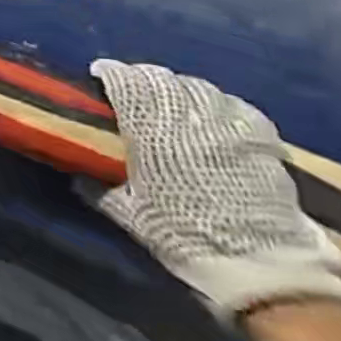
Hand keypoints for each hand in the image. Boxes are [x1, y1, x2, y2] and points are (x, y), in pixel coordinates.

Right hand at [90, 60, 340, 322]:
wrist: (260, 267)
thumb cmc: (183, 235)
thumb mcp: (129, 211)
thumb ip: (100, 185)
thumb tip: (78, 173)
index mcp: (151, 136)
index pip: (127, 85)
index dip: (111, 73)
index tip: (100, 74)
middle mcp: (189, 124)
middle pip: (164, 80)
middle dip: (143, 76)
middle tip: (132, 84)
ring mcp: (230, 132)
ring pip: (201, 88)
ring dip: (180, 86)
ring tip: (172, 95)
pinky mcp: (262, 145)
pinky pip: (238, 107)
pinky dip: (220, 102)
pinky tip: (215, 111)